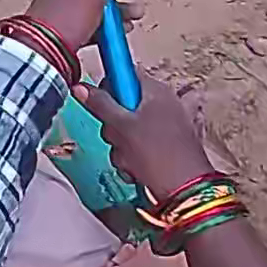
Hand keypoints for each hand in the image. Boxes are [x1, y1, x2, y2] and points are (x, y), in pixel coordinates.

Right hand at [72, 78, 231, 198]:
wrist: (187, 194)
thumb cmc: (157, 154)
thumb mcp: (121, 126)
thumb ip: (99, 104)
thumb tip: (80, 86)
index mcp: (155, 90)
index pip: (123, 73)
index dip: (108, 87)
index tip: (100, 103)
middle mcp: (162, 103)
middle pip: (122, 103)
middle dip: (112, 124)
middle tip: (116, 136)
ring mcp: (165, 125)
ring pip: (126, 128)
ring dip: (119, 145)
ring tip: (128, 157)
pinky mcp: (165, 146)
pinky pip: (137, 144)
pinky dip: (131, 156)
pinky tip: (135, 168)